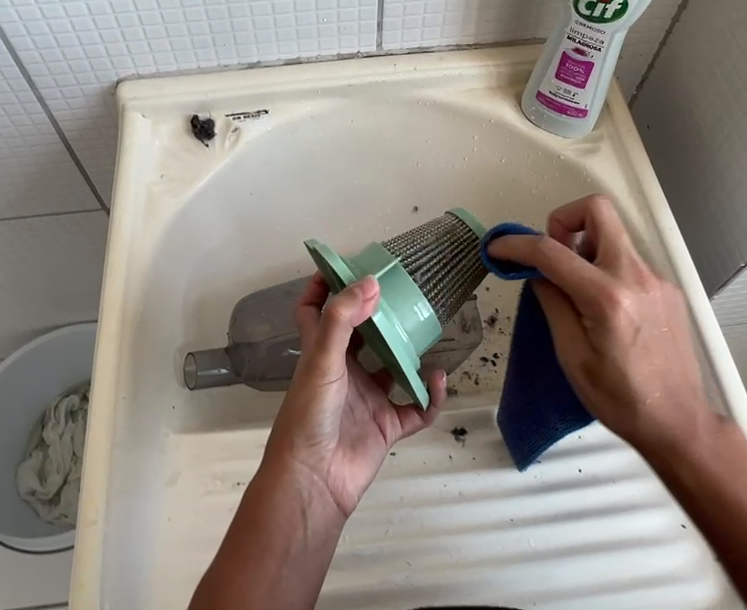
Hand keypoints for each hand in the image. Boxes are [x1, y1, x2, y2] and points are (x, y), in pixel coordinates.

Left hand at [265, 274, 444, 516]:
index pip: (313, 311)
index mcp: (320, 353)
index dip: (322, 287)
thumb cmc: (309, 415)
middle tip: (402, 293)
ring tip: (430, 333)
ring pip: (393, 369)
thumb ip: (343, 319)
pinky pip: (416, 408)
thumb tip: (370, 283)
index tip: (343, 265)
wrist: (315, 481)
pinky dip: (430, 397)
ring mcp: (366, 399)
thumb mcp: (322, 359)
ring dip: (411, 355)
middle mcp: (343, 372)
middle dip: (378, 315)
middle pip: (361, 335)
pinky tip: (437, 381)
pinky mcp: (387, 427)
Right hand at [487, 195, 708, 453]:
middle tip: (552, 254)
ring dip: (586, 247)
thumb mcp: (571, 356)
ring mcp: (657, 280)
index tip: (498, 247)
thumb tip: (538, 273)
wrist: (679, 423)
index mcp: (607, 297)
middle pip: (597, 209)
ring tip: (575, 289)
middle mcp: (636, 276)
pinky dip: (606, 267)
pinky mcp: (668, 289)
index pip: (551, 251)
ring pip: (614, 235)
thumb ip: (552, 303)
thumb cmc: (620, 400)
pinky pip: (629, 260)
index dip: (517, 244)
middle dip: (564, 220)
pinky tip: (602, 307)